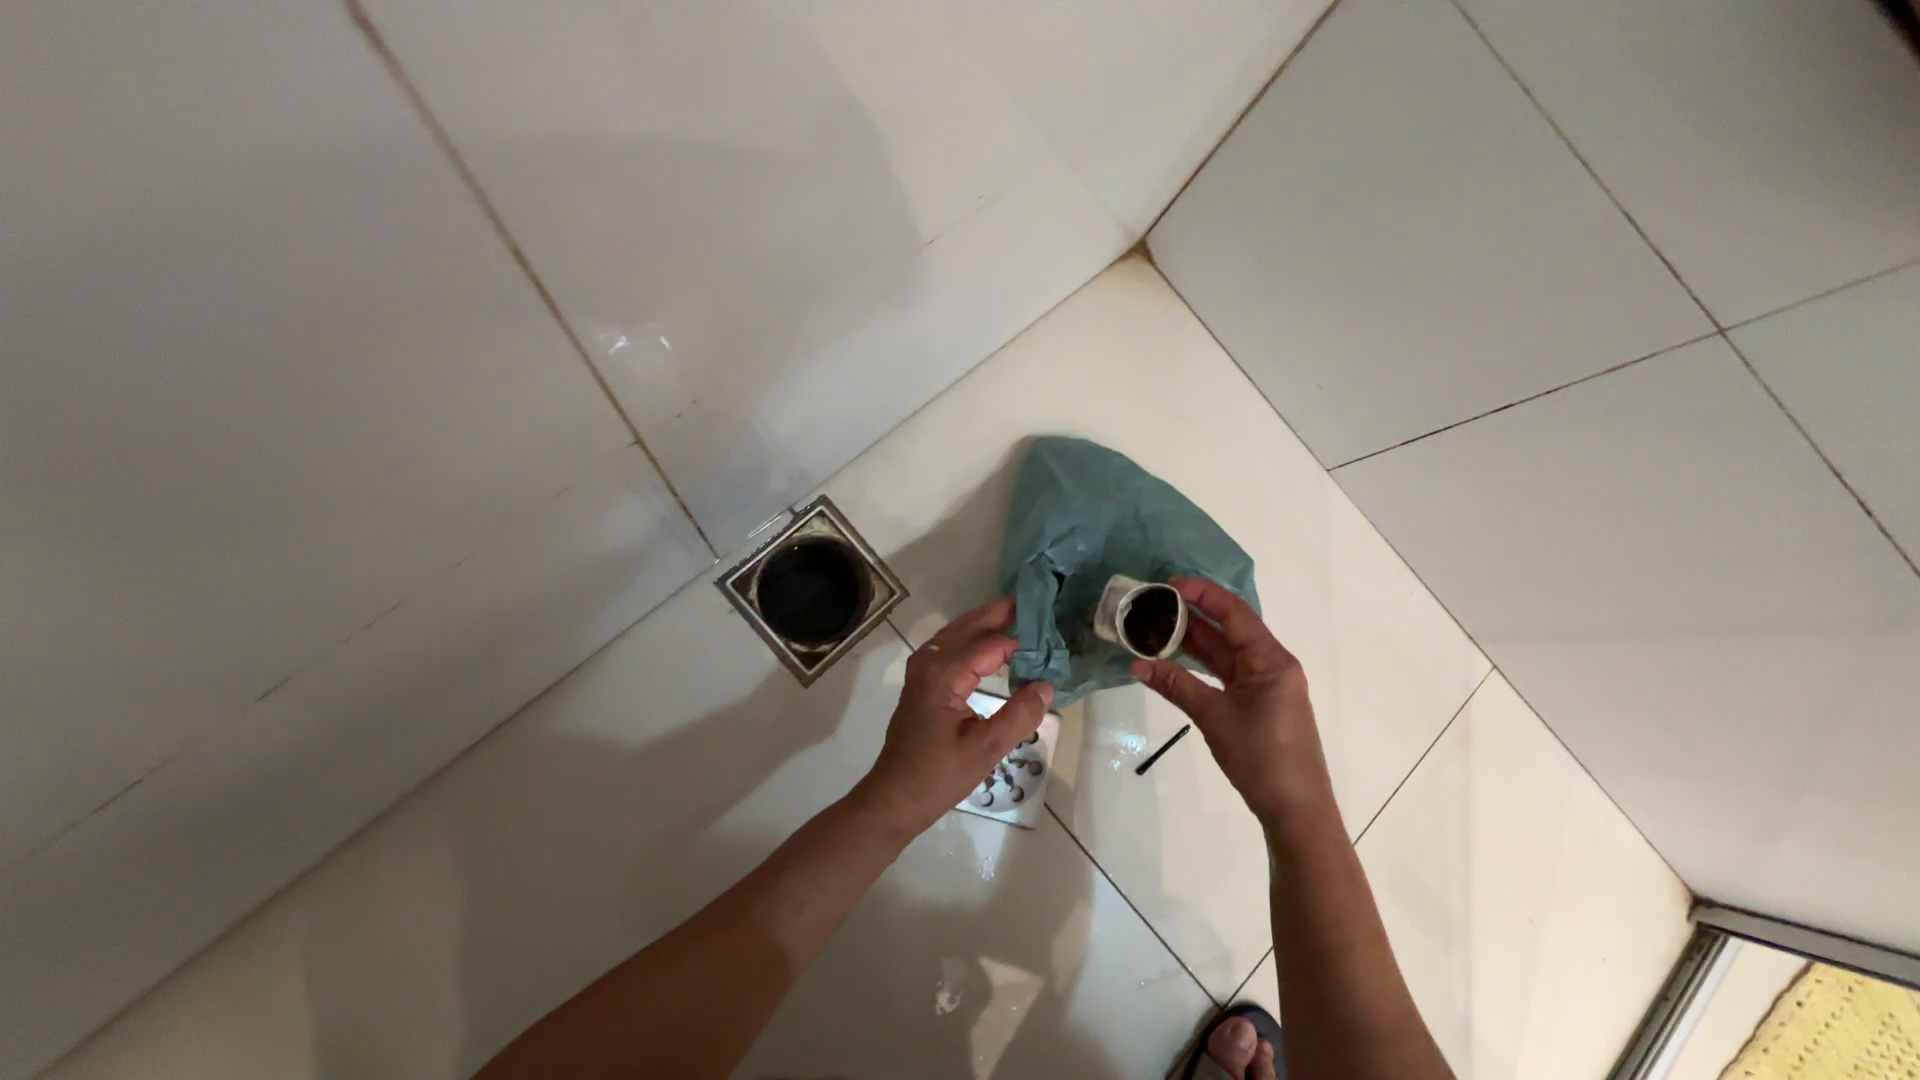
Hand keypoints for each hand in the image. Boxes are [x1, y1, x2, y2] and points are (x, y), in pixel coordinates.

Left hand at [854, 596, 1054, 835]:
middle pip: (968, 627)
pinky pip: (949, 648)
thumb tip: (1047, 684)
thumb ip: (1019, 715)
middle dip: (998, 613)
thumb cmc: (938, 777)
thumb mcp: (985, 750)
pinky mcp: (921, 683)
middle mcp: (929, 664)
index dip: (1020, 639)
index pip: (989, 646)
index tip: (1051, 631)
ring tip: (1016, 615)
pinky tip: (988, 645)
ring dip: (984, 623)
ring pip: (956, 634)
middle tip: (1032, 601)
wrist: (894, 797)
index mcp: (944, 676)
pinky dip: (971, 638)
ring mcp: (921, 672)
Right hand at [1130, 577, 1321, 822]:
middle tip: (1153, 604)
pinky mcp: (1257, 703)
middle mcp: (1271, 665)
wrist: (1296, 808)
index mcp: (1271, 660)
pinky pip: (1226, 673)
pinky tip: (1174, 659)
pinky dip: (1200, 665)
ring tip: (1155, 625)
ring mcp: (1265, 685)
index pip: (1234, 613)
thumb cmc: (1262, 758)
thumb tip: (1137, 664)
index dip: (1202, 594)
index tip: (1169, 584)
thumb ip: (1176, 686)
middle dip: (1192, 615)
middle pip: (1229, 629)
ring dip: (1193, 640)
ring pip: (1225, 652)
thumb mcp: (1215, 718)